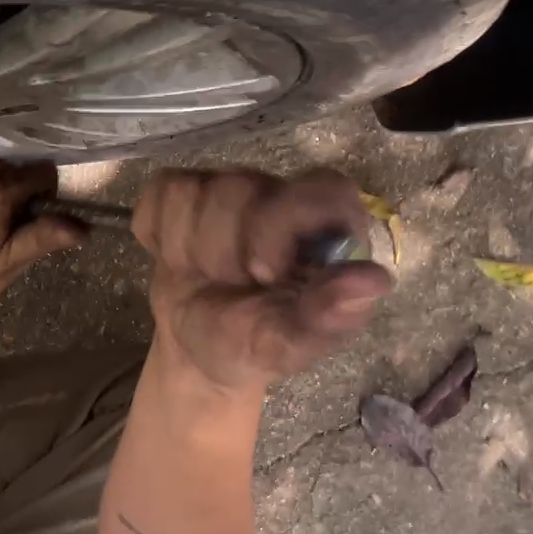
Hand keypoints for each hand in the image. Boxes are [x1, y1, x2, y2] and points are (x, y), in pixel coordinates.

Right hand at [131, 168, 391, 394]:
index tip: (263, 274)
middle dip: (222, 250)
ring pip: (190, 189)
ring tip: (203, 276)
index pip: (319, 188)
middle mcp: (278, 195)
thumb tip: (373, 279)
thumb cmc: (253, 345)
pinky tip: (175, 259)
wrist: (197, 346)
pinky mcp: (178, 193)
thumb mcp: (290, 346)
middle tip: (230, 287)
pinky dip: (158, 234)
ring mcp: (224, 188)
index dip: (282, 224)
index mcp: (327, 227)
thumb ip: (328, 316)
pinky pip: (159, 193)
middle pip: (238, 187)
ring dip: (186, 247)